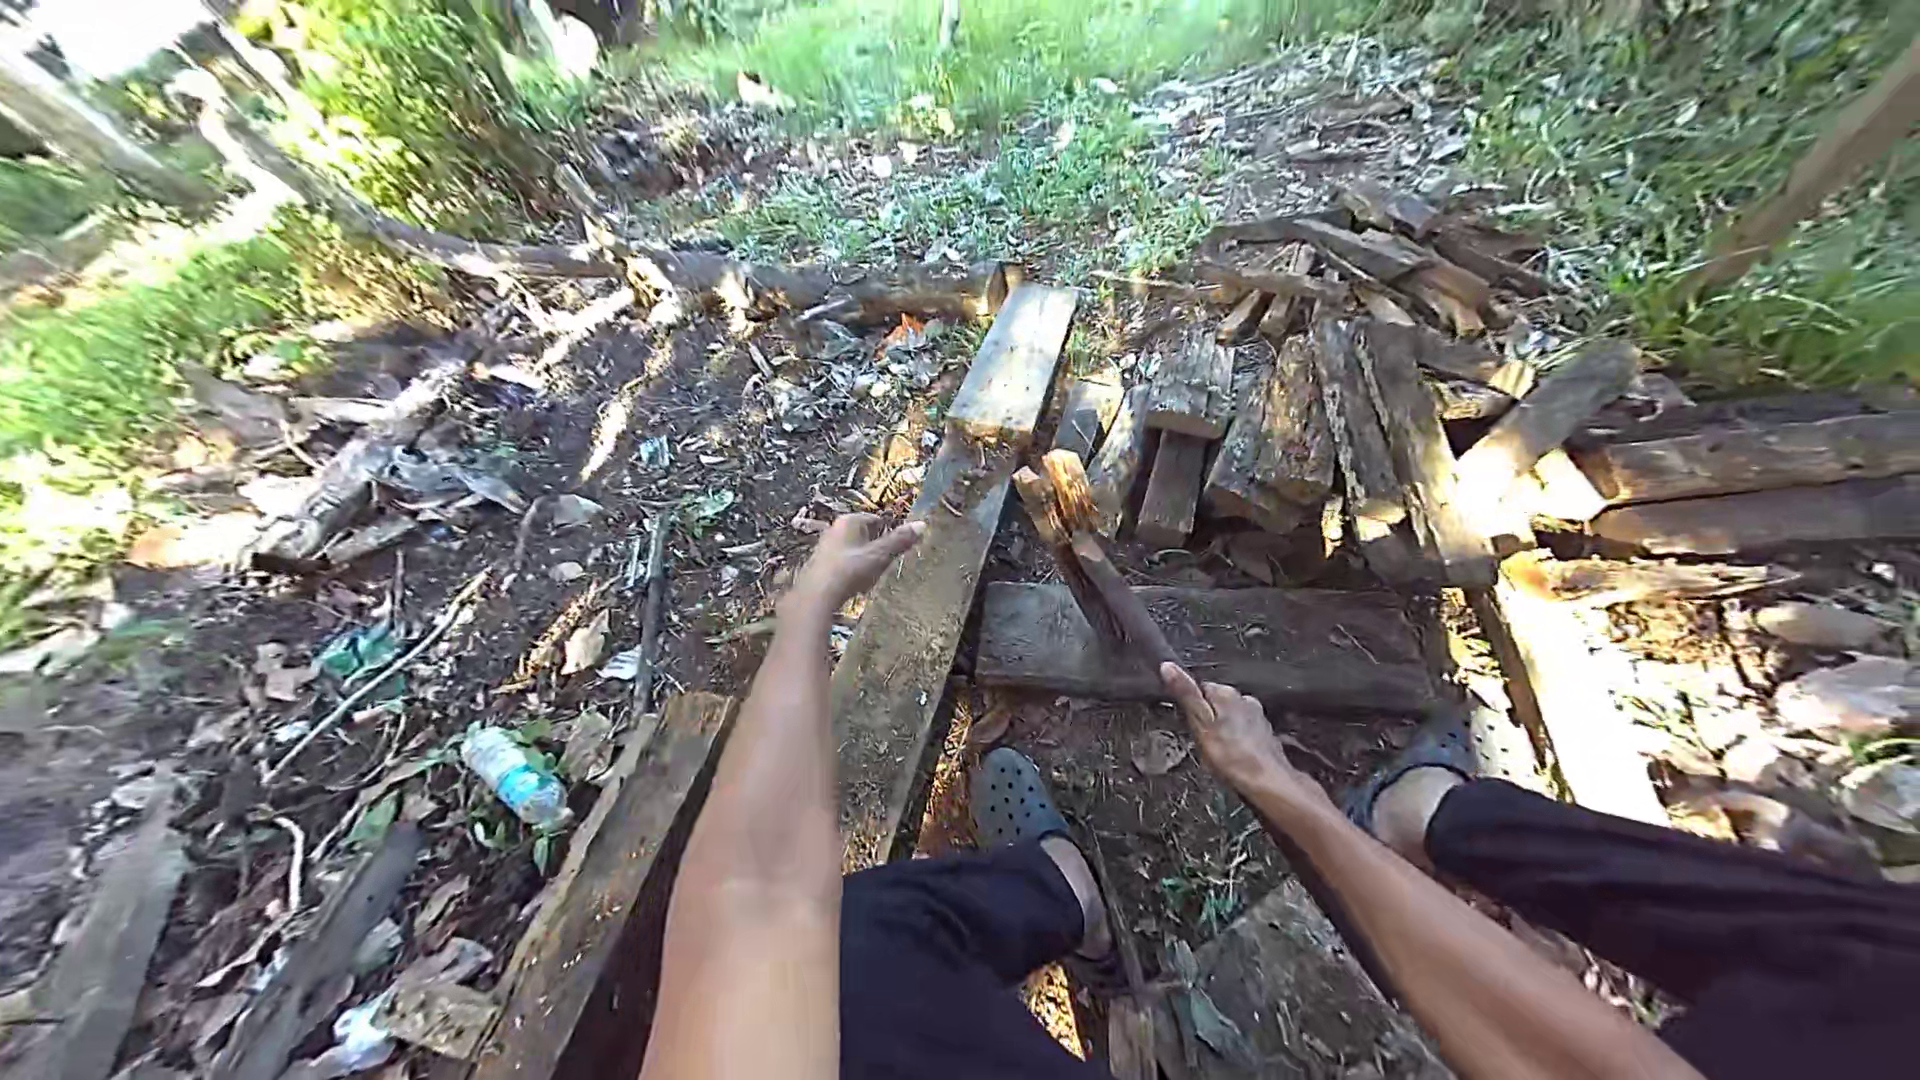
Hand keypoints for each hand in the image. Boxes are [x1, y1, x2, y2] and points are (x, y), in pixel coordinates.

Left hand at [785, 513, 925, 613]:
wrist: (816, 596)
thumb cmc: (850, 570)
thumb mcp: (880, 555)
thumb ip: (900, 541)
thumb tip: (922, 524)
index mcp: (849, 521)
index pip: (876, 519)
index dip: (890, 531)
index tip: (900, 546)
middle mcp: (834, 529)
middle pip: (864, 534)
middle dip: (877, 546)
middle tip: (890, 561)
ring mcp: (825, 547)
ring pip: (853, 549)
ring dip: (864, 559)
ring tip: (875, 574)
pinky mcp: (820, 565)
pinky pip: (843, 563)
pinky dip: (852, 570)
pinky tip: (857, 583)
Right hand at [1160, 663, 1327, 808]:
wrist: (1269, 784)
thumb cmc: (1231, 756)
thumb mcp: (1199, 723)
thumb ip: (1185, 693)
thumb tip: (1168, 666)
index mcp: (1225, 693)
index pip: (1198, 689)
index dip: (1191, 708)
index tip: (1190, 725)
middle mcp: (1244, 699)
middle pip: (1215, 704)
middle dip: (1207, 720)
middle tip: (1204, 742)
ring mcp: (1257, 716)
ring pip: (1229, 718)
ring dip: (1223, 730)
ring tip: (1219, 752)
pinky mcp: (1265, 733)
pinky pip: (1243, 731)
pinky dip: (1237, 740)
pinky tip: (1234, 756)